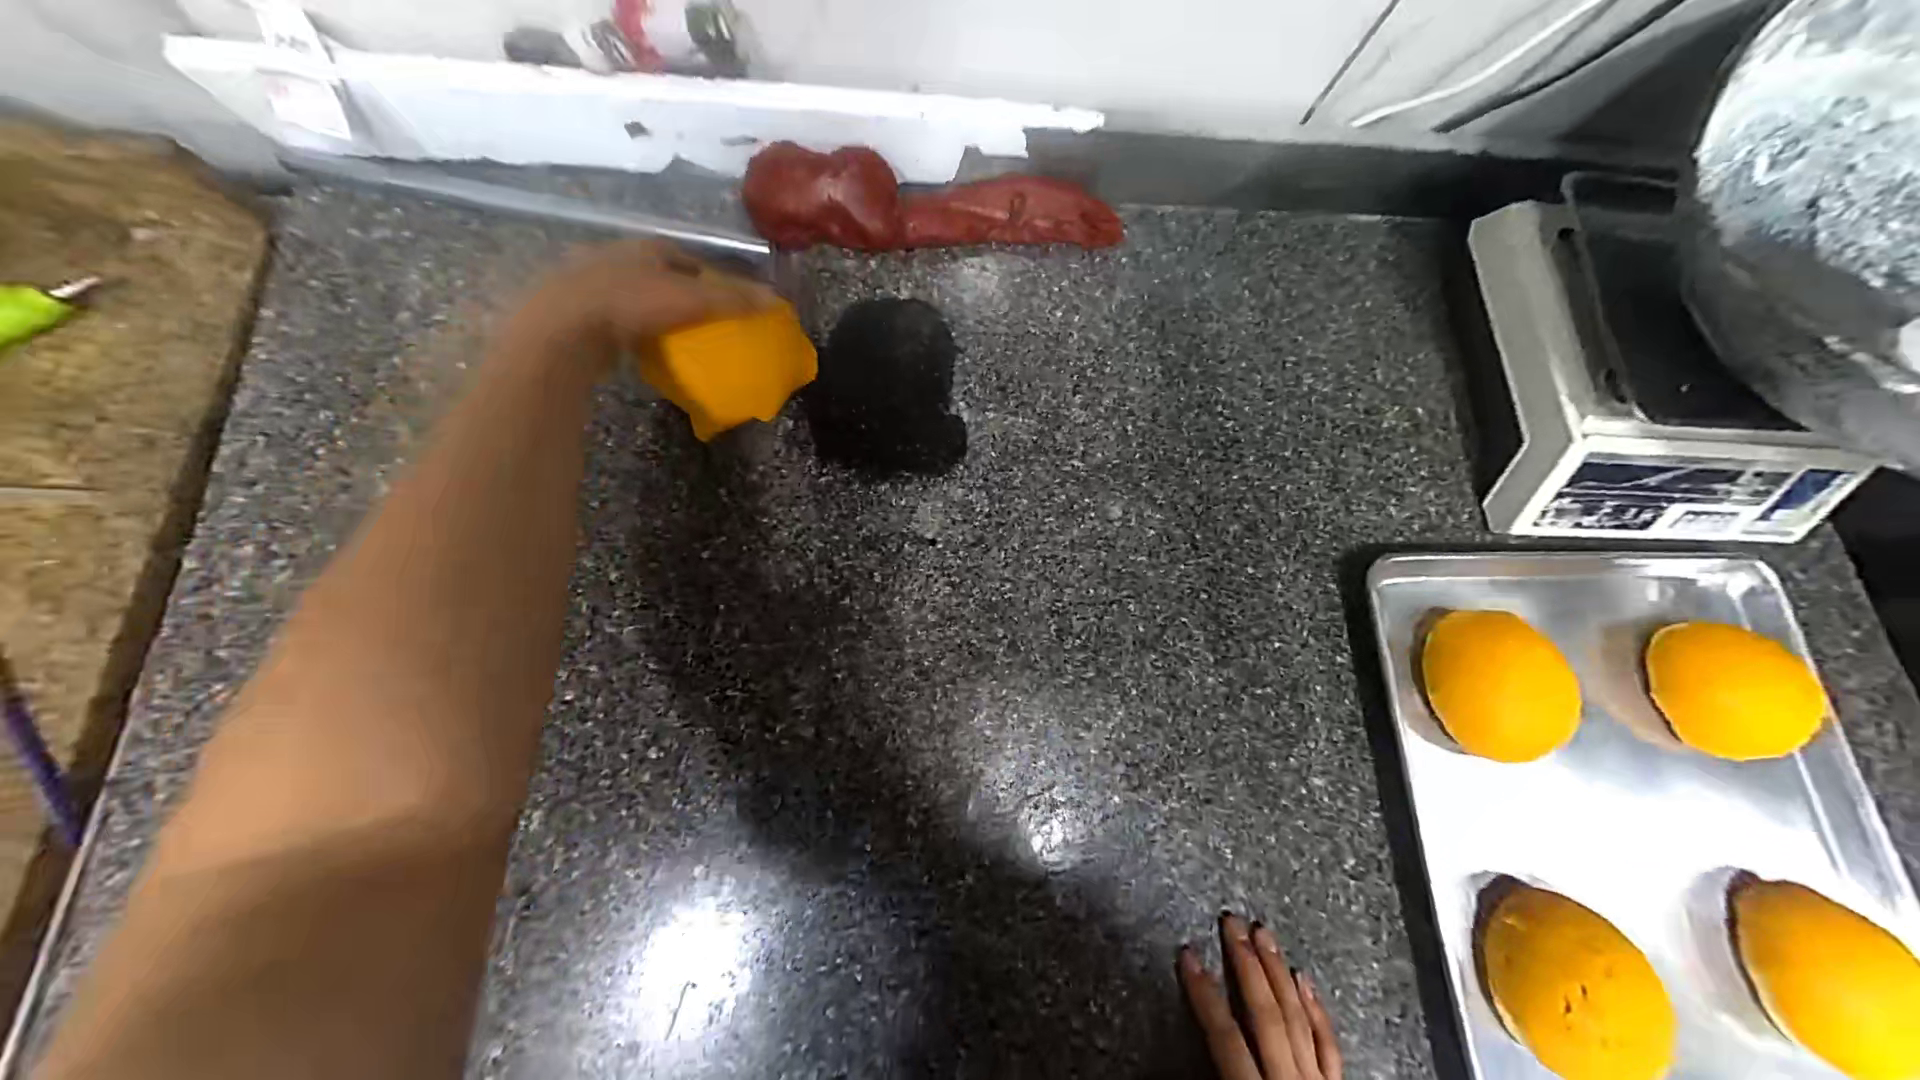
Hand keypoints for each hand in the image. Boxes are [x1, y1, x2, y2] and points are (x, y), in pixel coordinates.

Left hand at [495, 240, 777, 377]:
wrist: (565, 327)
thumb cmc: (632, 304)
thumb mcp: (693, 301)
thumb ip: (734, 300)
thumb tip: (777, 300)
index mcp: (645, 248)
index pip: (684, 256)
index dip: (706, 274)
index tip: (722, 297)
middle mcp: (615, 255)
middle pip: (655, 272)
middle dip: (675, 290)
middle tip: (697, 316)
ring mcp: (588, 280)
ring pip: (629, 291)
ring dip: (648, 308)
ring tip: (669, 333)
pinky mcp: (571, 308)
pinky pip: (610, 315)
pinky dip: (626, 326)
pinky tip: (636, 344)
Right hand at [1179, 911, 1342, 1079]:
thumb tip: (1155, 1070)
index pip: (1225, 1037)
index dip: (1203, 993)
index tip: (1187, 954)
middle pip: (1265, 1016)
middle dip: (1246, 965)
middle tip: (1232, 922)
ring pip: (1298, 1020)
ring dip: (1278, 973)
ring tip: (1264, 934)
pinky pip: (1331, 1047)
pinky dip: (1317, 1010)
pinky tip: (1305, 980)